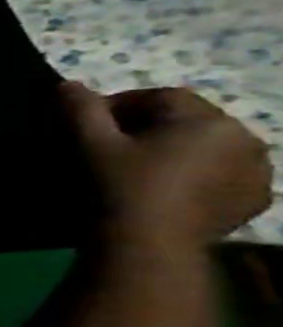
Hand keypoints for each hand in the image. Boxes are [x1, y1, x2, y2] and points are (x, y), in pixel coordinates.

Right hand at [62, 82, 273, 243]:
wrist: (149, 241)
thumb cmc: (120, 184)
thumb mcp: (90, 143)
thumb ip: (81, 109)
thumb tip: (67, 84)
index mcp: (209, 120)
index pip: (161, 96)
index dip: (120, 104)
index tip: (90, 124)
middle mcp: (246, 138)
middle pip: (190, 119)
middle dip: (150, 126)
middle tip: (112, 146)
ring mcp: (259, 171)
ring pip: (210, 146)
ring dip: (177, 149)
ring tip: (141, 168)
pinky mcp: (256, 197)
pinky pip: (225, 173)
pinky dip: (199, 173)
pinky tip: (169, 188)